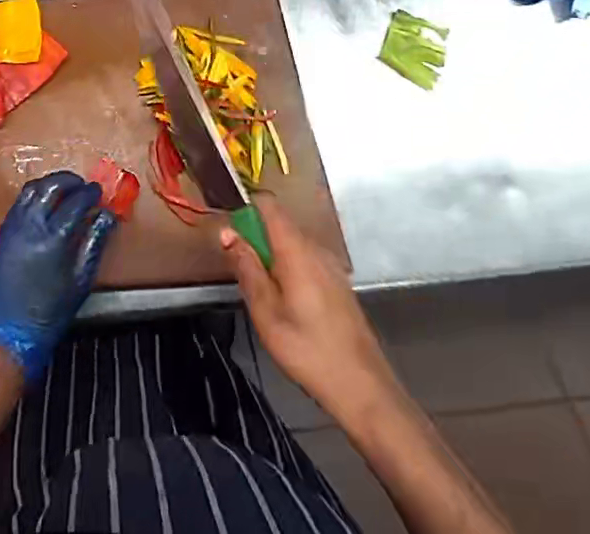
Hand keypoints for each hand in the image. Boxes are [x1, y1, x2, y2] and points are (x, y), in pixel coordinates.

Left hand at [0, 170, 115, 381]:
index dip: (89, 193)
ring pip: (32, 189)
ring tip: (66, 189)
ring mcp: (14, 226)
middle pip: (51, 187)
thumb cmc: (53, 306)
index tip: (99, 192)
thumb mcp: (82, 276)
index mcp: (53, 239)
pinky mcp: (4, 231)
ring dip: (51, 183)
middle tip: (83, 186)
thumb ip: (95, 240)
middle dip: (69, 181)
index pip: (75, 202)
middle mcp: (31, 227)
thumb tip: (108, 214)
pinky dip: (36, 194)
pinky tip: (47, 202)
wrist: (13, 326)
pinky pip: (20, 201)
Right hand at [221, 195, 395, 418]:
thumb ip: (247, 267)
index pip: (270, 206)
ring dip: (271, 256)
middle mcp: (316, 249)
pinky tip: (285, 303)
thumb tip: (228, 233)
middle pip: (280, 225)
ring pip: (293, 244)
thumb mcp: (265, 311)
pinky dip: (288, 268)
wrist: (361, 384)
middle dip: (256, 238)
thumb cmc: (307, 349)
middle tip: (240, 272)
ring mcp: (331, 265)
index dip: (246, 208)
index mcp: (297, 250)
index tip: (229, 229)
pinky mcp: (337, 282)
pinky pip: (306, 260)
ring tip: (261, 293)